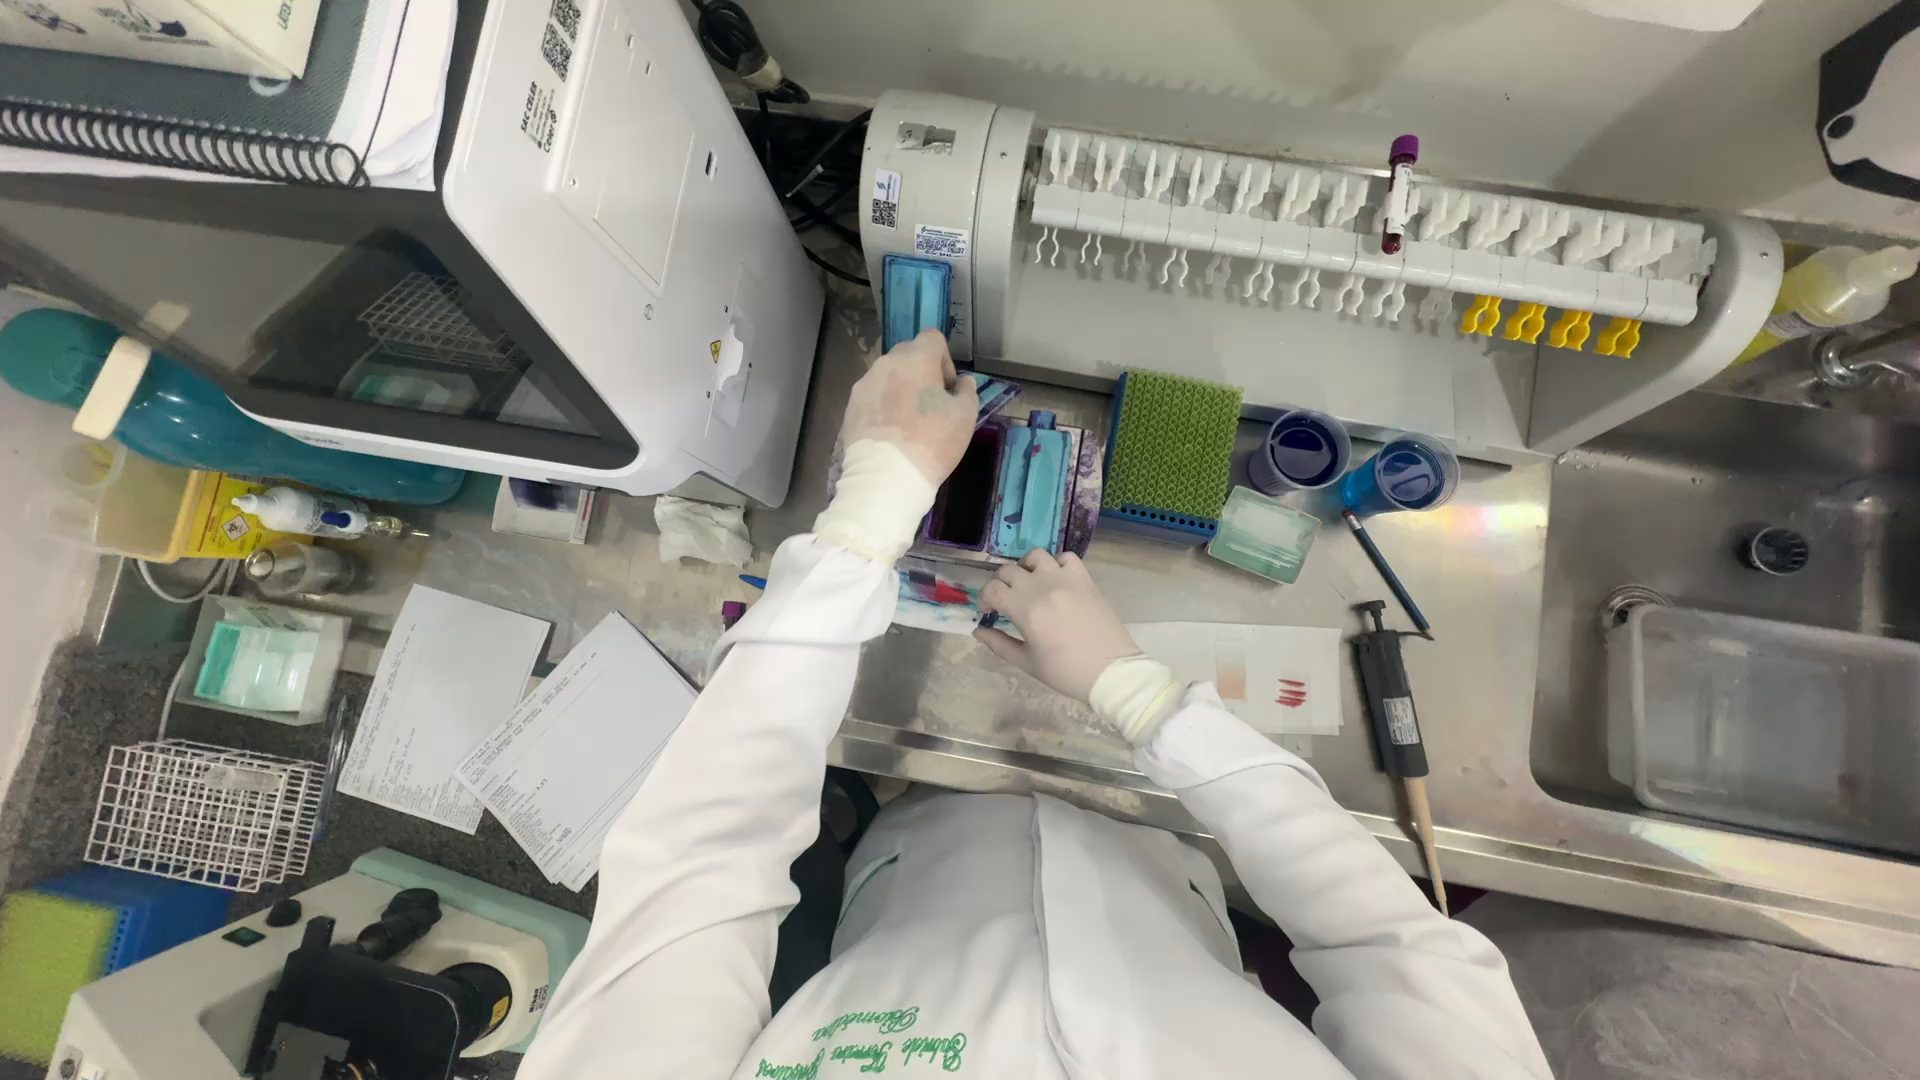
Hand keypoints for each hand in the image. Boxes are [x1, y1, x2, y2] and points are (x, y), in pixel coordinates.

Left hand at [840, 330, 978, 486]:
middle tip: (930, 403)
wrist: (887, 476)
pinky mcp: (851, 407)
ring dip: (900, 389)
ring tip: (909, 421)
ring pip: (887, 376)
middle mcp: (886, 364)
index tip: (947, 387)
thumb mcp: (965, 417)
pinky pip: (873, 397)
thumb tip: (962, 382)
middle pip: (907, 354)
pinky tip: (891, 432)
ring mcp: (864, 385)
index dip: (945, 359)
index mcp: (916, 359)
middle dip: (921, 372)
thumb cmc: (932, 442)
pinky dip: (883, 406)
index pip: (933, 338)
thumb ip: (967, 391)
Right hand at [974, 550, 1142, 701]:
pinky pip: (1066, 557)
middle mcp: (1042, 587)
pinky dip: (1055, 564)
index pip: (992, 589)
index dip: (984, 598)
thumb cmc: (1066, 671)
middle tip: (1005, 601)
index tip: (988, 611)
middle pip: (1009, 571)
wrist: (1110, 670)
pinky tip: (1055, 580)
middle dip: (1000, 584)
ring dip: (1025, 567)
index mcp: (1025, 609)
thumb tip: (978, 631)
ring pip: (1035, 556)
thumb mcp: (1027, 662)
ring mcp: (1065, 579)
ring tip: (1028, 584)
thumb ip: (999, 644)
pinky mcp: (1084, 578)